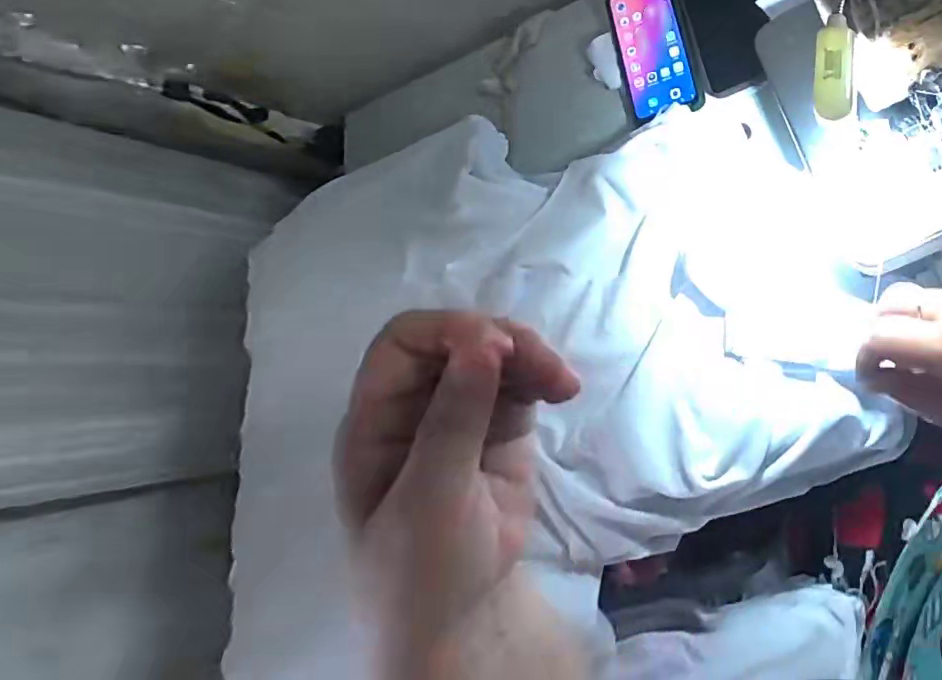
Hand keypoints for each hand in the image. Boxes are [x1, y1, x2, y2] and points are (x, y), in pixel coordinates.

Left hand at [335, 310, 580, 678]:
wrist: (463, 611)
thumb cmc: (422, 567)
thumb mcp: (432, 498)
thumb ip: (455, 420)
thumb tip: (486, 342)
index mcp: (377, 419)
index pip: (404, 342)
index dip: (448, 331)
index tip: (496, 348)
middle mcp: (417, 404)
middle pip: (459, 337)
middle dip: (504, 341)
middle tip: (546, 367)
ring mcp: (462, 408)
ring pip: (498, 351)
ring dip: (534, 355)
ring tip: (564, 386)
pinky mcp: (502, 419)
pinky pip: (525, 376)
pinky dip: (546, 374)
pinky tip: (565, 392)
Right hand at [855, 283, 941, 464]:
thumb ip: (913, 392)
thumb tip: (877, 376)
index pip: (881, 334)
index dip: (863, 355)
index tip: (868, 379)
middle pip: (892, 301)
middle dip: (877, 329)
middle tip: (883, 363)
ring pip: (917, 295)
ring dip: (903, 320)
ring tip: (914, 356)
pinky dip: (929, 315)